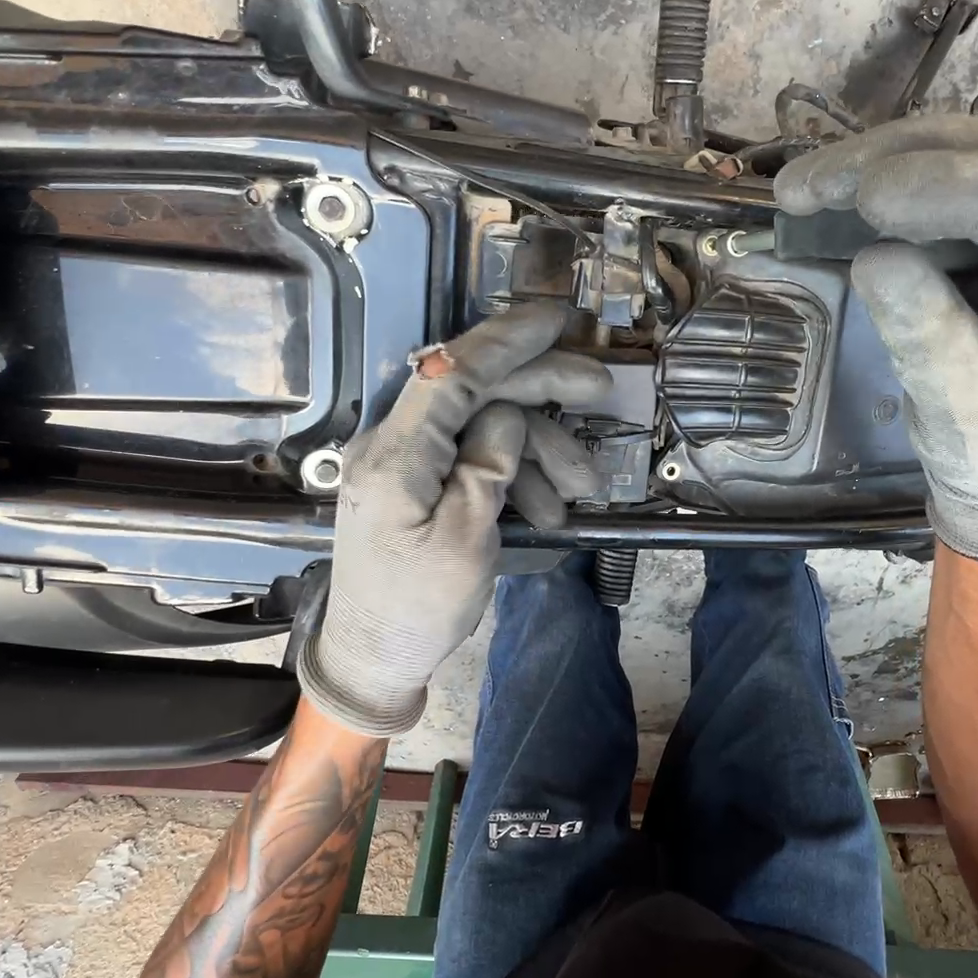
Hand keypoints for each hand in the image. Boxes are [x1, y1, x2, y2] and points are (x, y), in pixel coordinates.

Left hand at [298, 302, 610, 735]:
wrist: (375, 658)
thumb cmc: (418, 609)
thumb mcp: (465, 542)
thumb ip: (487, 467)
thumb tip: (506, 413)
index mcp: (397, 453)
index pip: (454, 373)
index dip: (509, 340)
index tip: (557, 318)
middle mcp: (395, 443)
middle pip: (476, 390)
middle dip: (542, 389)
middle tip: (601, 390)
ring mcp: (407, 461)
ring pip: (485, 426)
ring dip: (539, 449)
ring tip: (582, 488)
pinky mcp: (420, 482)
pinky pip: (473, 457)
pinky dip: (516, 474)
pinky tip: (548, 507)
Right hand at [776, 116, 977, 562]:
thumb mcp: (962, 416)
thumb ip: (931, 342)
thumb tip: (875, 257)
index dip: (963, 193)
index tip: (872, 199)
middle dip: (906, 159)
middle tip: (811, 185)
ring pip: (974, 152)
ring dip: (883, 159)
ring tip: (804, 187)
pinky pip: (945, 178)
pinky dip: (880, 178)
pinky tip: (829, 195)